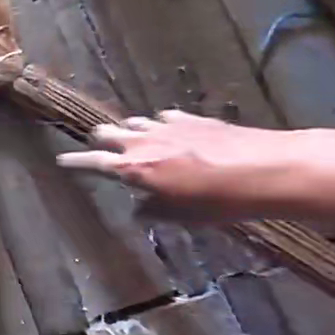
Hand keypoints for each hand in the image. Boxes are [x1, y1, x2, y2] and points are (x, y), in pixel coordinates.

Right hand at [54, 110, 332, 220]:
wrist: (273, 169)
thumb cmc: (223, 201)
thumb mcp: (183, 216)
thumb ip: (153, 209)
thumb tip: (139, 207)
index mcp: (135, 168)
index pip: (91, 161)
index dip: (74, 162)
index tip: (61, 160)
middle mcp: (143, 142)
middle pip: (106, 133)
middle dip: (99, 141)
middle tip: (100, 150)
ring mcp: (167, 126)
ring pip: (133, 123)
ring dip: (128, 132)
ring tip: (133, 142)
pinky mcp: (192, 118)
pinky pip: (162, 118)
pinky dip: (158, 126)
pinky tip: (170, 133)